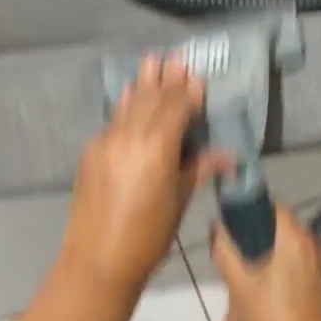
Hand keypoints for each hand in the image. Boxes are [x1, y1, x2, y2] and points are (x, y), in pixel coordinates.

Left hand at [61, 54, 222, 295]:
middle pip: (151, 100)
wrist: (97, 262)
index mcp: (155, 149)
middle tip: (178, 58)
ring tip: (152, 60)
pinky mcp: (91, 153)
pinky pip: (113, 120)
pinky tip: (130, 95)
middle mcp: (128, 137)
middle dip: (166, 80)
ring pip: (129, 105)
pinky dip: (125, 105)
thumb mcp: (178, 202)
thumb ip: (198, 170)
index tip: (198, 77)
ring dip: (143, 84)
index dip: (188, 93)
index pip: (175, 109)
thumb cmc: (147, 238)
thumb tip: (228, 156)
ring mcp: (105, 142)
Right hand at [211, 205, 320, 320]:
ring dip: (272, 254)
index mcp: (296, 238)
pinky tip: (271, 296)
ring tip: (251, 280)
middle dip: (259, 236)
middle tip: (236, 258)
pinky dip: (287, 270)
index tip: (233, 229)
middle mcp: (316, 244)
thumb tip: (218, 227)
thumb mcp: (239, 286)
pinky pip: (303, 265)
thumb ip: (225, 250)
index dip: (250, 211)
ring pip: (293, 247)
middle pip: (283, 226)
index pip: (273, 205)